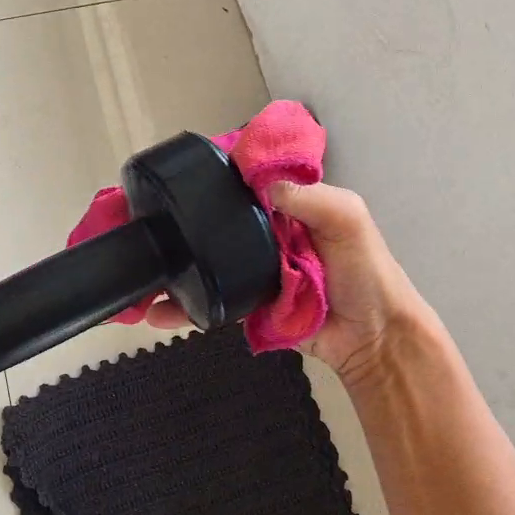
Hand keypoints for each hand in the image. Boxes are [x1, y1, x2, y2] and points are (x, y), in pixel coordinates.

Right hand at [145, 182, 425, 388]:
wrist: (374, 340)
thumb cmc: (366, 272)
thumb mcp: (348, 220)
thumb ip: (311, 198)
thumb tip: (261, 184)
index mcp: (286, 202)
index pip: (241, 181)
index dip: (211, 176)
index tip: (174, 175)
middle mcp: (264, 229)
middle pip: (214, 219)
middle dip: (178, 221)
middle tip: (140, 223)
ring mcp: (253, 267)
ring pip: (205, 260)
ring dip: (173, 265)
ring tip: (140, 268)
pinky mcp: (247, 302)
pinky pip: (210, 299)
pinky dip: (183, 307)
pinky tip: (157, 312)